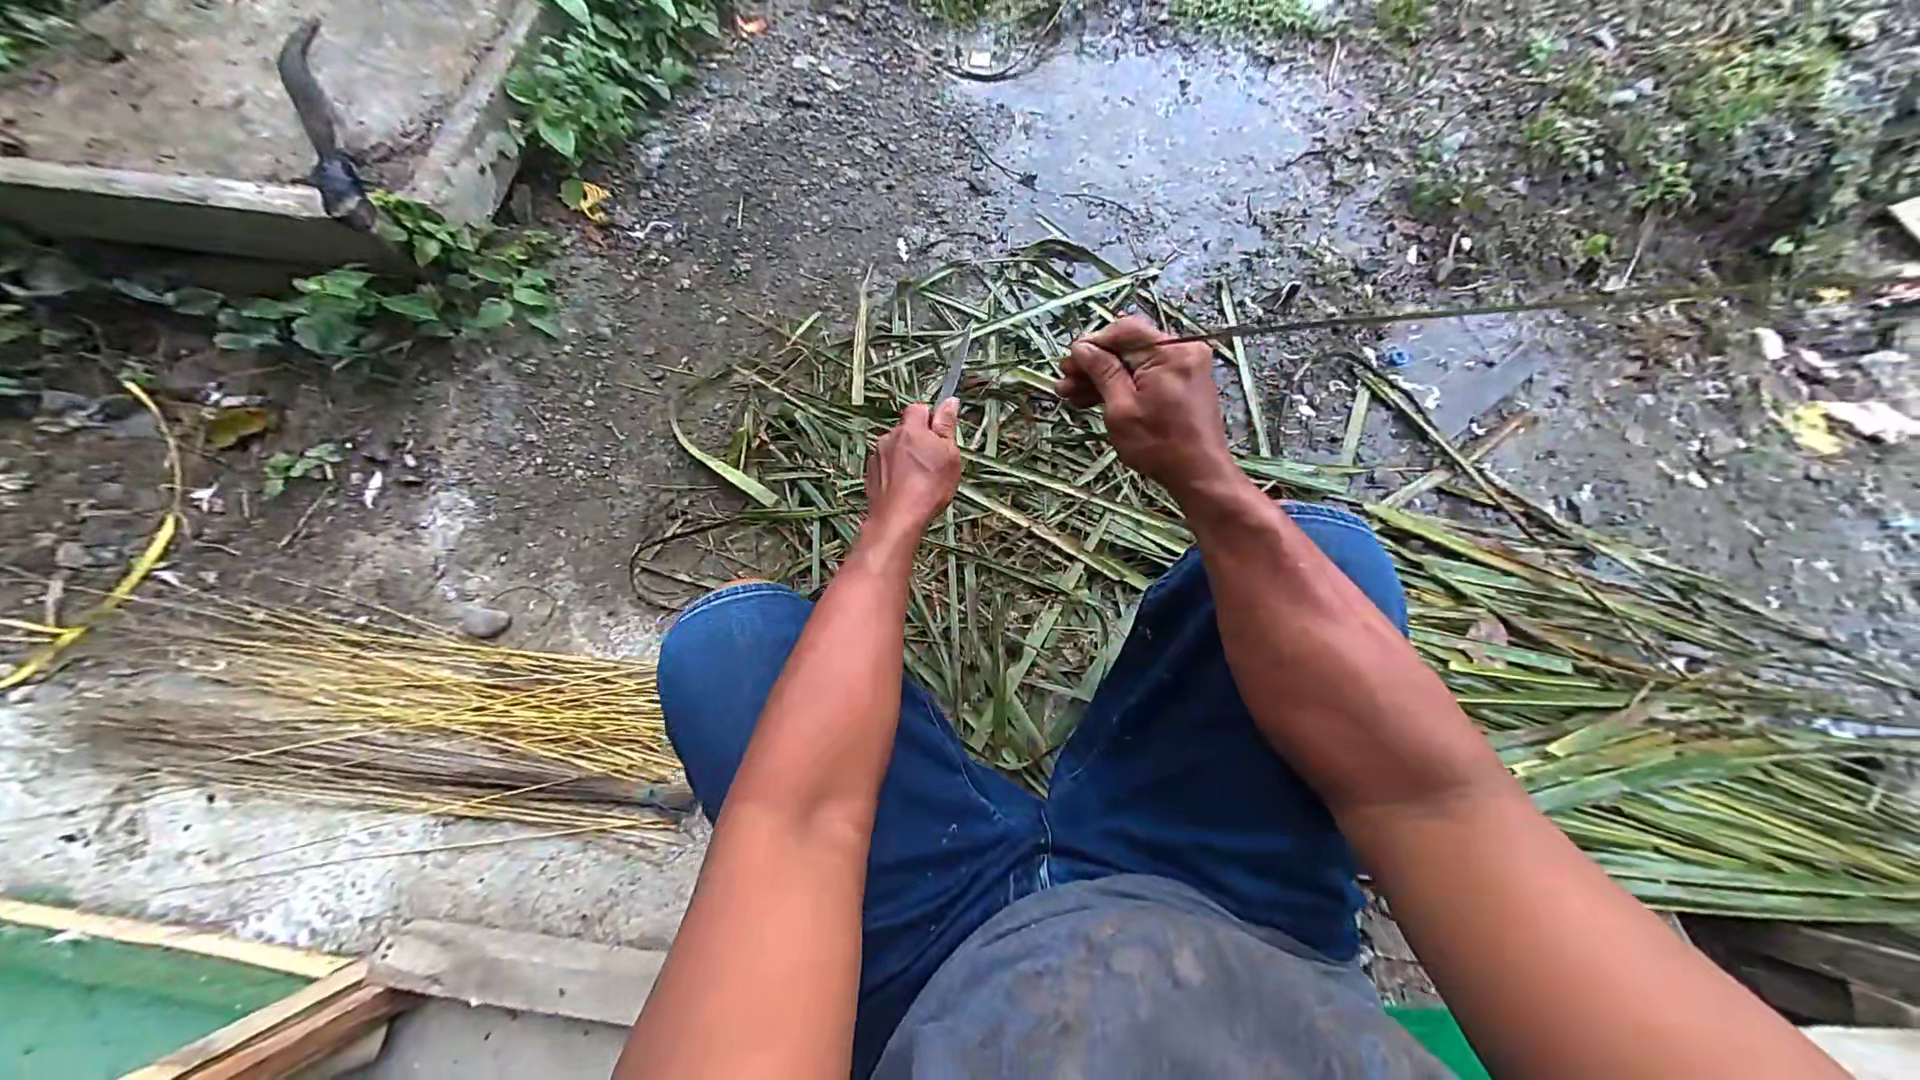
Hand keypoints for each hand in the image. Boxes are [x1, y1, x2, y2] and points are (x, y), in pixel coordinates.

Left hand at [864, 399, 961, 537]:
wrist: (898, 517)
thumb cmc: (929, 487)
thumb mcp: (949, 455)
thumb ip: (947, 426)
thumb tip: (950, 402)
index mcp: (910, 429)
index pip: (919, 409)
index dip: (931, 420)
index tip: (940, 438)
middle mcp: (889, 438)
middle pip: (906, 430)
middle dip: (919, 441)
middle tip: (935, 462)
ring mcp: (877, 457)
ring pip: (896, 450)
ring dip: (907, 458)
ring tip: (920, 480)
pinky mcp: (871, 475)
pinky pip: (887, 467)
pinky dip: (896, 473)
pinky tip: (906, 489)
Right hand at [1058, 315, 1236, 495]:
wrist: (1199, 473)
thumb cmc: (1158, 445)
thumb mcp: (1121, 408)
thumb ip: (1102, 372)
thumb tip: (1081, 348)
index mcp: (1169, 352)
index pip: (1124, 331)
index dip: (1093, 343)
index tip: (1070, 362)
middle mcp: (1182, 351)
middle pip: (1128, 347)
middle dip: (1094, 364)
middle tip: (1065, 381)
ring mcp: (1185, 367)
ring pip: (1134, 363)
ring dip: (1103, 378)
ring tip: (1071, 395)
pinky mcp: (1183, 384)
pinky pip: (1147, 376)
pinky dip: (1123, 386)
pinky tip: (1094, 399)